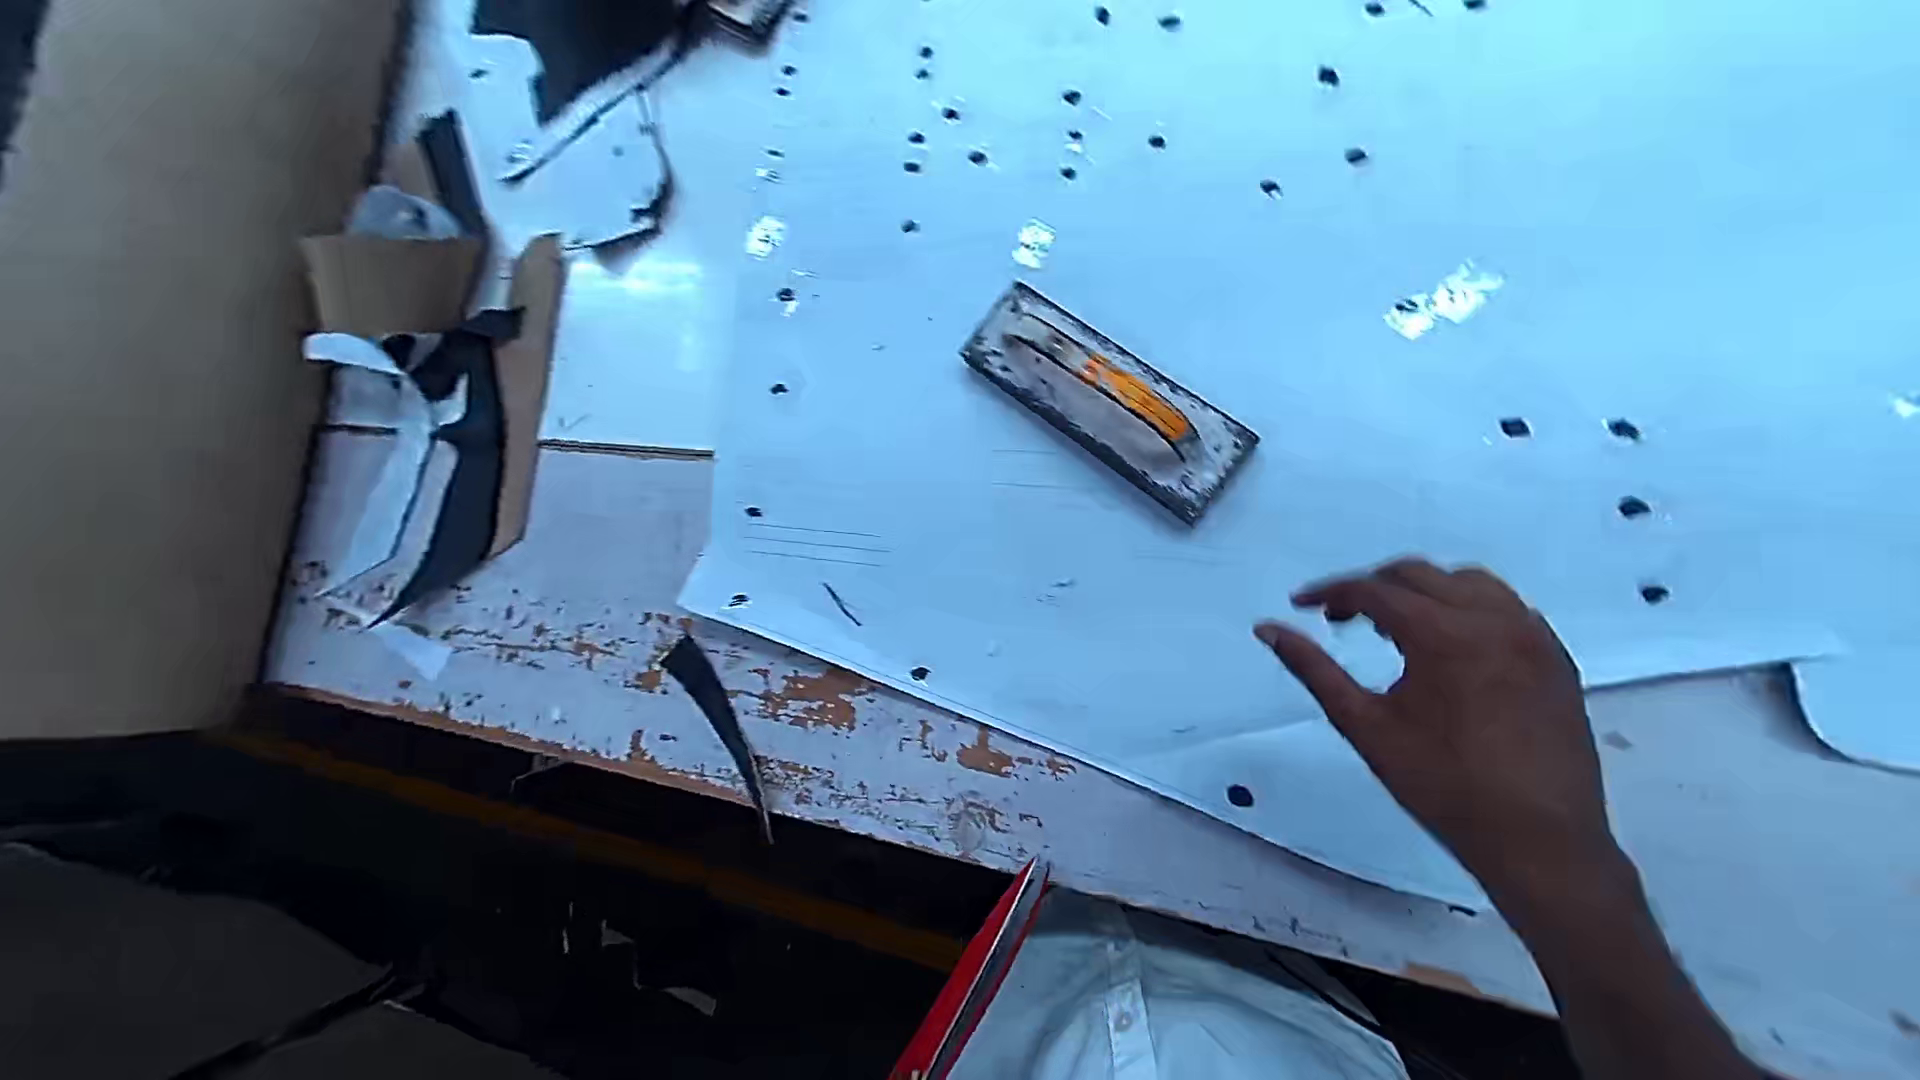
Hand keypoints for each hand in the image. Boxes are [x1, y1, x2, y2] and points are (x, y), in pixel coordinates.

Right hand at [1255, 558, 1619, 900]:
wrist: (1538, 841)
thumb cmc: (1439, 783)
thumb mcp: (1361, 723)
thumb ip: (1312, 667)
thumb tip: (1266, 628)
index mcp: (1443, 635)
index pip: (1373, 590)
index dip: (1330, 592)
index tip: (1302, 604)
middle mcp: (1493, 622)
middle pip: (1419, 575)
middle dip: (1371, 586)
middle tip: (1339, 617)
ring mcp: (1532, 638)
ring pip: (1468, 582)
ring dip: (1422, 590)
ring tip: (1395, 627)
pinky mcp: (1555, 659)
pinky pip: (1506, 607)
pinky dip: (1466, 607)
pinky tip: (1447, 644)